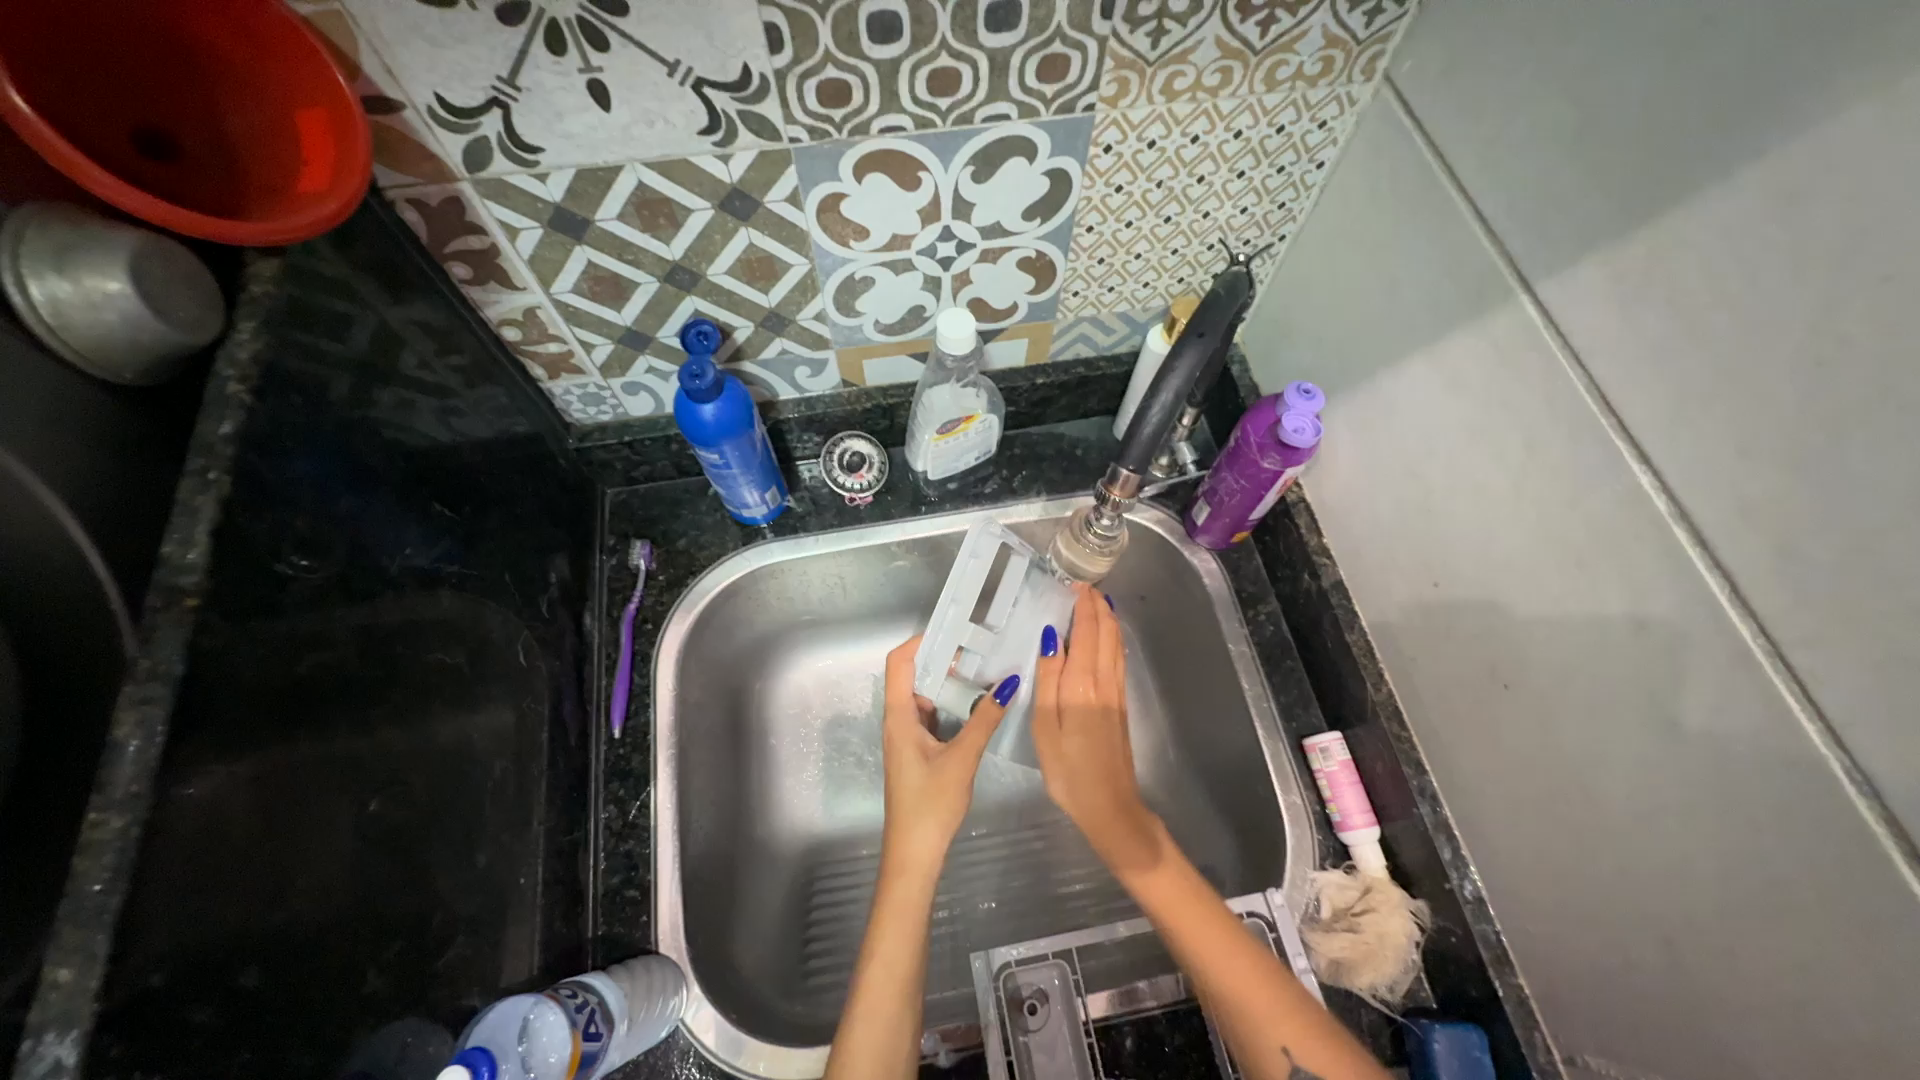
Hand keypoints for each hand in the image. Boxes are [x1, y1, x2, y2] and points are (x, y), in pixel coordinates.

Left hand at [879, 635, 1015, 868]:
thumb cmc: (931, 804)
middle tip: (979, 645)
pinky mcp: (919, 751)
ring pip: (926, 696)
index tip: (953, 629)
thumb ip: (985, 720)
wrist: (914, 853)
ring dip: (950, 682)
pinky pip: (934, 716)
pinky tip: (979, 703)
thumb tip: (1009, 684)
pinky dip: (953, 704)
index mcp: (899, 716)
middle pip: (914, 675)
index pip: (900, 662)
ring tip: (984, 667)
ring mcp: (908, 736)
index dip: (921, 641)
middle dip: (943, 657)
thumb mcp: (962, 759)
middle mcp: (899, 720)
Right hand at [1030, 585, 1164, 875]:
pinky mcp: (1121, 705)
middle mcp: (1104, 681)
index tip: (1074, 583)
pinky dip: (1111, 640)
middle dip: (1097, 606)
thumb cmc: (1068, 770)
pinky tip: (1105, 639)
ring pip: (1116, 645)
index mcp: (1083, 684)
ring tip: (1095, 603)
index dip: (1083, 605)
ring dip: (1107, 620)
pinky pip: (1117, 660)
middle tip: (1083, 586)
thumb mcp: (1046, 726)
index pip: (1088, 632)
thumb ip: (1049, 678)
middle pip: (1107, 633)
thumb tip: (1053, 636)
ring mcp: (1117, 693)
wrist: (1109, 804)